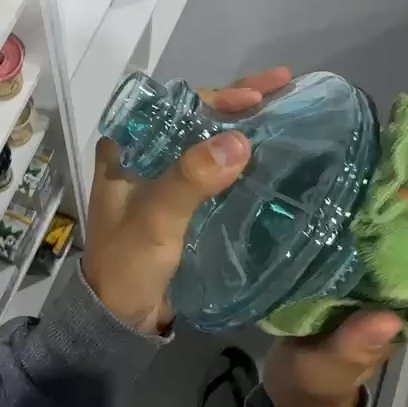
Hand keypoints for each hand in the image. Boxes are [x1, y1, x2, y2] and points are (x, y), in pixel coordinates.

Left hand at [83, 68, 292, 333]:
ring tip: (288, 113)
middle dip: (237, 104)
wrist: (120, 317)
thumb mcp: (156, 219)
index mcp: (127, 148)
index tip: (255, 94)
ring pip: (208, 143)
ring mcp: (165, 180)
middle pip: (195, 119)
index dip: (216, 96)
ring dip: (244, 129)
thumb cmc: (128, 263)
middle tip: (285, 88)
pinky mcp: (184, 204)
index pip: (174, 107)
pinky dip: (243, 161)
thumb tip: (239, 141)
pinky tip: (273, 157)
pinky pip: (216, 172)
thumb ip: (190, 179)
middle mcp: (145, 157)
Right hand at [263, 187, 407, 406]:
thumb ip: (354, 348)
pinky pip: (372, 217)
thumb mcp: (328, 369)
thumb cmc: (317, 379)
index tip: (392, 190)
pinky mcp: (353, 256)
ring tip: (352, 164)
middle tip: (366, 168)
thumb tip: (387, 317)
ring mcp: (382, 264)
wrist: (296, 388)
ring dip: (388, 186)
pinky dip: (363, 193)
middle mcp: (407, 276)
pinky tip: (336, 178)